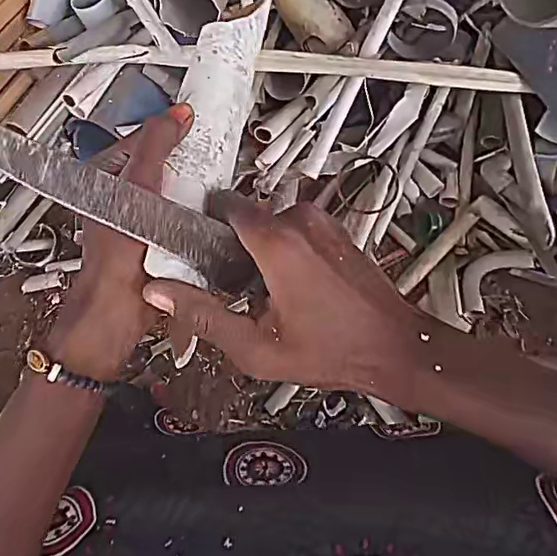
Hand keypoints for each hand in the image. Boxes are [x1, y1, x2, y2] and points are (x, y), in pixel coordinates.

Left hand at [42, 104, 192, 381]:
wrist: (119, 307)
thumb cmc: (113, 258)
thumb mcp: (137, 187)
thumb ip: (154, 147)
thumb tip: (173, 117)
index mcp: (103, 176)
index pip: (142, 138)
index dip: (168, 128)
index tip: (193, 120)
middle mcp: (118, 195)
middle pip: (160, 163)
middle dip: (185, 159)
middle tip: (206, 151)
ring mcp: (138, 216)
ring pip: (172, 188)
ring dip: (191, 186)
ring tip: (207, 179)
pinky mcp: (156, 236)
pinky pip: (181, 214)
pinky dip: (194, 210)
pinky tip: (204, 210)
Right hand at [140, 198, 444, 402]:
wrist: (395, 348)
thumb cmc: (336, 349)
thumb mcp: (256, 347)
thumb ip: (202, 316)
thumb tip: (161, 293)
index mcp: (278, 242)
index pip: (223, 206)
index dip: (203, 224)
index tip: (194, 245)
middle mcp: (301, 221)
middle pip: (245, 219)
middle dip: (232, 248)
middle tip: (230, 286)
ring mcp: (322, 223)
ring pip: (269, 224)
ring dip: (259, 251)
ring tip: (262, 293)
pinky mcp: (334, 230)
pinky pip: (293, 229)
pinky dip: (283, 250)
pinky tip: (288, 288)